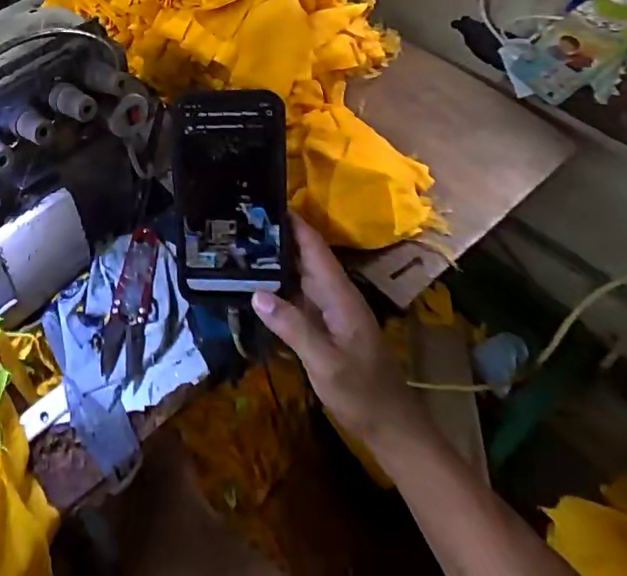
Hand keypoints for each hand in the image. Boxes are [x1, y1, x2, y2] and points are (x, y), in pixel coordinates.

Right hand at [251, 216, 417, 436]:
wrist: (391, 427)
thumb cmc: (362, 394)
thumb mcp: (326, 364)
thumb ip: (294, 328)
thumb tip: (257, 294)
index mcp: (339, 295)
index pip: (314, 247)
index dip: (293, 222)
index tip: (263, 200)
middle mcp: (334, 295)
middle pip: (303, 254)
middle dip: (274, 235)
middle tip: (236, 220)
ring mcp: (328, 309)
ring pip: (297, 273)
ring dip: (272, 257)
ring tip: (235, 243)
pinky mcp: (321, 324)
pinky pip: (294, 293)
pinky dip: (274, 283)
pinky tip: (250, 282)